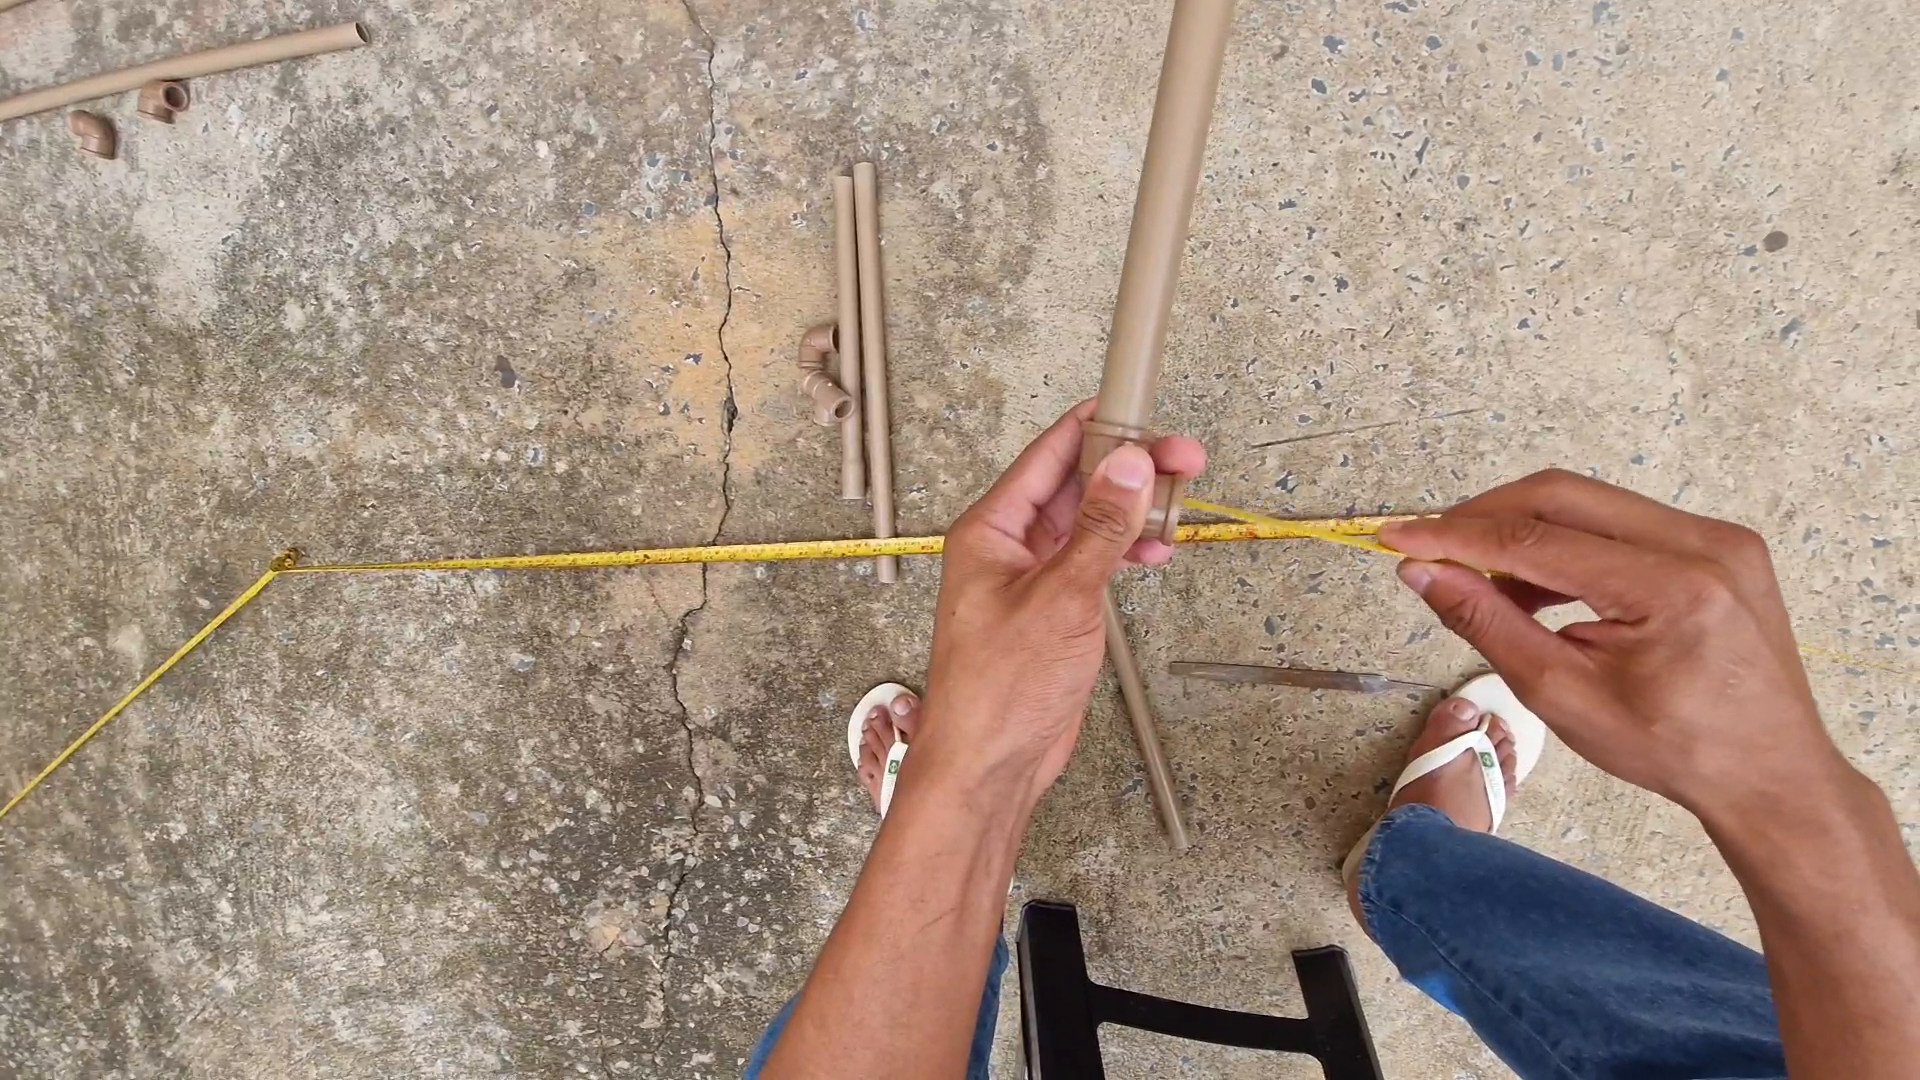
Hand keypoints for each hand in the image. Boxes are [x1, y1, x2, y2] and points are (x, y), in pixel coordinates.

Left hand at [911, 401, 1205, 808]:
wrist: (992, 761)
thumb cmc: (1001, 685)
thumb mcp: (1059, 598)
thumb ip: (1098, 530)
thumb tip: (1129, 465)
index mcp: (991, 529)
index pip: (1047, 456)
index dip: (1094, 426)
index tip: (1139, 405)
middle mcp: (1009, 545)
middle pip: (1074, 486)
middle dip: (1128, 469)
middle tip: (1185, 457)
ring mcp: (1033, 576)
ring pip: (1088, 523)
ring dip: (1132, 511)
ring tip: (1182, 500)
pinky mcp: (1054, 606)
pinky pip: (1093, 561)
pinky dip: (1125, 551)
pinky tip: (1157, 550)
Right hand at [1378, 469, 1850, 822]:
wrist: (1770, 774)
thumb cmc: (1664, 745)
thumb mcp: (1555, 690)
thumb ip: (1482, 620)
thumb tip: (1418, 571)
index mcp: (1670, 586)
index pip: (1530, 539)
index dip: (1450, 536)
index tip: (1391, 536)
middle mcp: (1701, 543)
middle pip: (1557, 495)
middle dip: (1479, 517)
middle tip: (1428, 548)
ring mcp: (1714, 538)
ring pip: (1580, 501)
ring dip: (1513, 529)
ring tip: (1476, 578)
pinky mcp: (1712, 545)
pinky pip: (1607, 520)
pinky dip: (1552, 541)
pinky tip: (1528, 585)